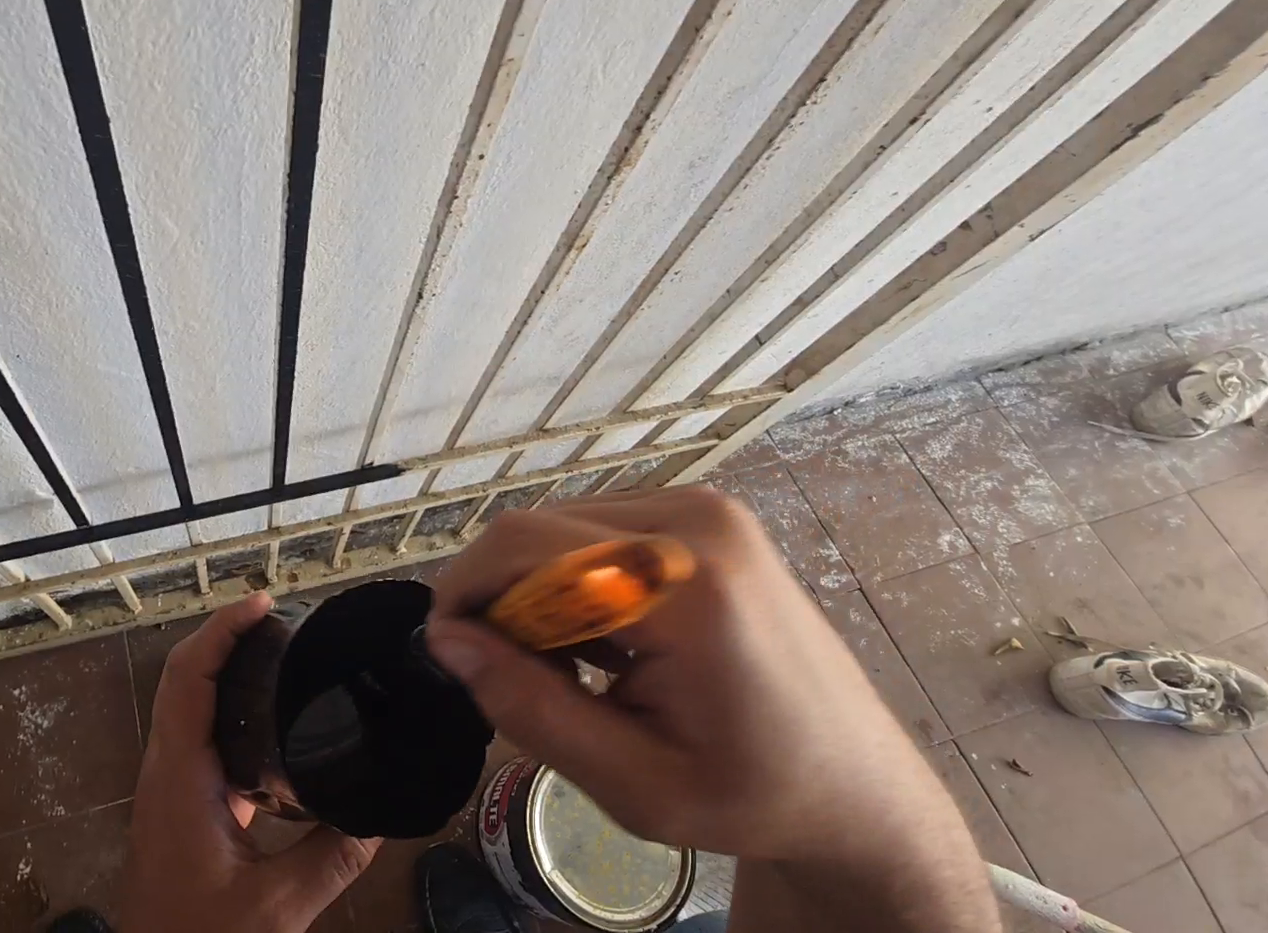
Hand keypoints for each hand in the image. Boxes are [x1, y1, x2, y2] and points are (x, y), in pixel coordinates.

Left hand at [113, 591, 381, 932]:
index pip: (189, 677)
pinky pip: (204, 734)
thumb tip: (382, 809)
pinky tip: (275, 717)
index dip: (222, 630)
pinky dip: (233, 707)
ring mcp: (172, 785)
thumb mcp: (278, 909)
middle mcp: (167, 768)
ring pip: (190, 703)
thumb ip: (333, 855)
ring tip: (280, 650)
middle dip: (226, 637)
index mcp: (180, 777)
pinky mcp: (184, 803)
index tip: (265, 603)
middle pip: (184, 677)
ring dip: (226, 667)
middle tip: (280, 618)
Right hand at [424, 486, 997, 932]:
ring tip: (566, 663)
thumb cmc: (753, 796)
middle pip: (536, 529)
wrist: (859, 784)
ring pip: (558, 526)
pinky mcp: (702, 514)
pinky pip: (593, 528)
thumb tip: (445, 639)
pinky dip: (569, 577)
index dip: (466, 589)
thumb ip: (529, 706)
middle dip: (500, 596)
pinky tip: (599, 634)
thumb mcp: (631, 783)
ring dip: (534, 589)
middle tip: (516, 672)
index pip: (527, 547)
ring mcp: (703, 508)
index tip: (449, 650)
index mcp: (687, 583)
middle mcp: (695, 518)